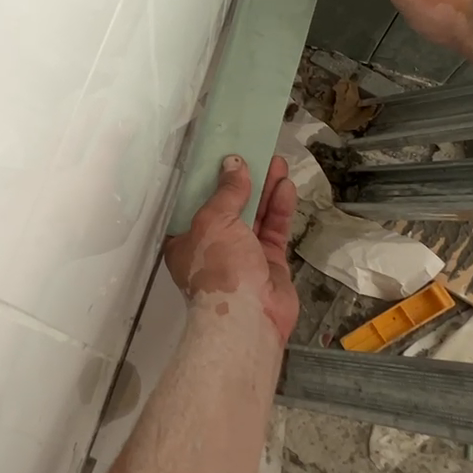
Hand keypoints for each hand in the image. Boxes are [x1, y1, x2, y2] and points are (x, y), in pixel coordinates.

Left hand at [163, 155, 298, 346]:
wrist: (247, 319)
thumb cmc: (217, 269)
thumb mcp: (213, 221)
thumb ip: (227, 191)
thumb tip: (235, 165)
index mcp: (186, 239)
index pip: (195, 202)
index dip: (209, 179)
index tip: (223, 157)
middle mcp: (212, 246)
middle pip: (229, 206)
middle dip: (244, 180)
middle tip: (257, 153)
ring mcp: (242, 255)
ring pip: (254, 215)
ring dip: (265, 190)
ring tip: (277, 162)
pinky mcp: (268, 262)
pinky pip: (273, 230)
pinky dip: (279, 209)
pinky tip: (286, 187)